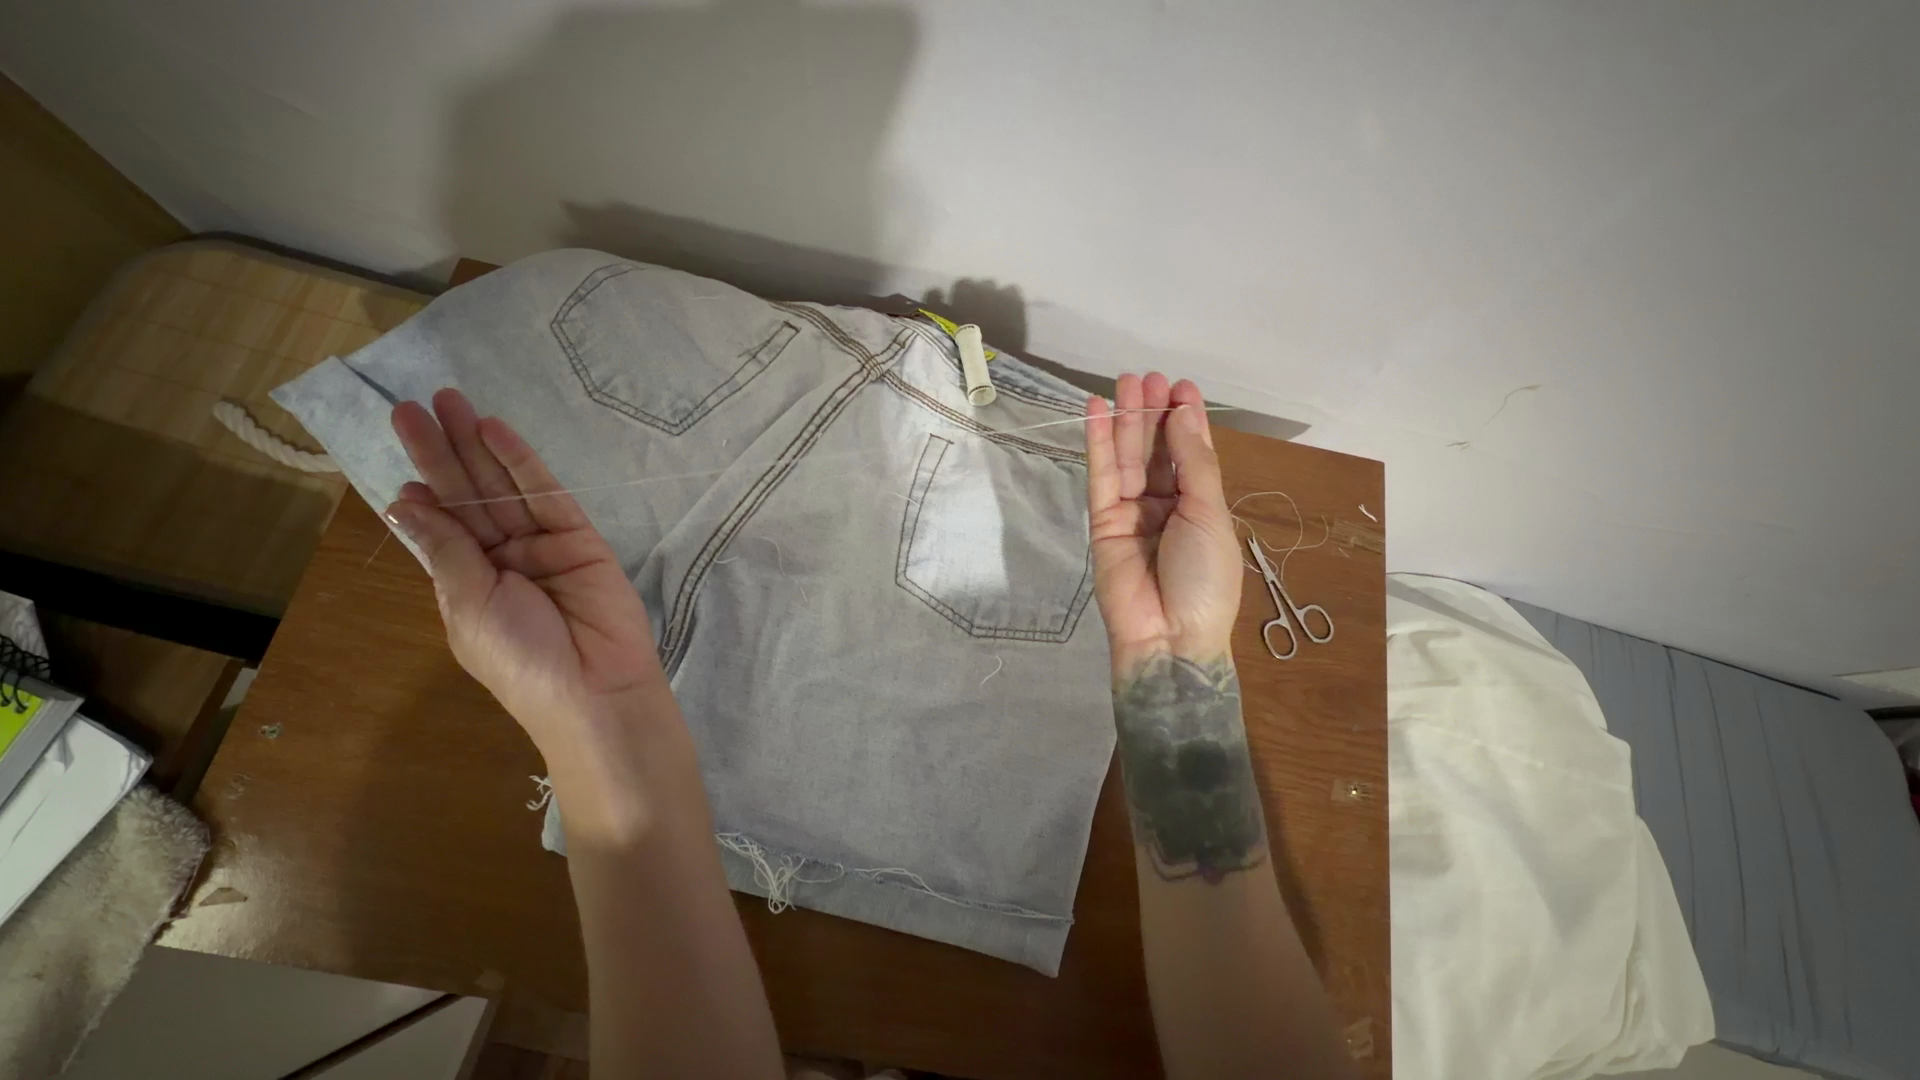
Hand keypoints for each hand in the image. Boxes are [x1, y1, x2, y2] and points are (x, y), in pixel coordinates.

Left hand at [385, 389, 663, 757]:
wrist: (595, 689)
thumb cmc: (521, 657)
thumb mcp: (469, 605)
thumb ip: (447, 549)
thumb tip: (405, 502)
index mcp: (469, 582)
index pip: (443, 524)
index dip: (424, 484)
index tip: (403, 445)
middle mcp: (504, 558)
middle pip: (469, 496)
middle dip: (442, 452)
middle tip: (412, 405)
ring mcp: (543, 544)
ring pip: (504, 487)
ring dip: (476, 445)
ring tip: (448, 402)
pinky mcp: (581, 536)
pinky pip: (547, 494)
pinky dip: (522, 461)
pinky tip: (495, 430)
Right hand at [1084, 373, 1242, 670]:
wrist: (1169, 636)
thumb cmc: (1204, 578)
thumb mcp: (1210, 515)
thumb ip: (1193, 463)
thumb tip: (1183, 413)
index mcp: (1200, 504)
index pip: (1191, 452)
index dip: (1186, 419)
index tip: (1181, 385)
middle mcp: (1165, 503)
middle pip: (1156, 448)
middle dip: (1153, 412)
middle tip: (1148, 377)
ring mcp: (1131, 511)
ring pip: (1128, 456)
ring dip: (1126, 419)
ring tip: (1125, 382)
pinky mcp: (1102, 520)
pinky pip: (1100, 475)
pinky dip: (1097, 443)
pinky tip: (1096, 411)